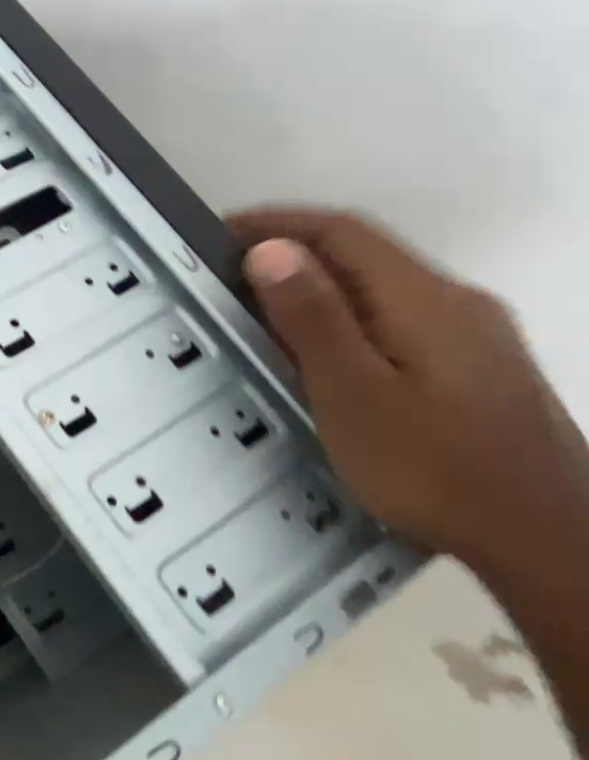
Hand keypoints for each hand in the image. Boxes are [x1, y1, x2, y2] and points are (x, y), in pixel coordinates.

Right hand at [231, 208, 588, 573]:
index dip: (276, 223)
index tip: (216, 232)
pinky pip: (396, 316)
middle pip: (366, 254)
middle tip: (224, 273)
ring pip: (381, 287)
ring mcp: (474, 335)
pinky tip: (319, 349)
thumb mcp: (353, 393)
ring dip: (316, 284)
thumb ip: (312, 319)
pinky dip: (343, 314)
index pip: (343, 233)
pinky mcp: (476, 367)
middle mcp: (457, 304)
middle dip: (292, 250)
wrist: (543, 537)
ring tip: (257, 309)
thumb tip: (272, 250)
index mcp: (426, 301)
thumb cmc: (431, 467)